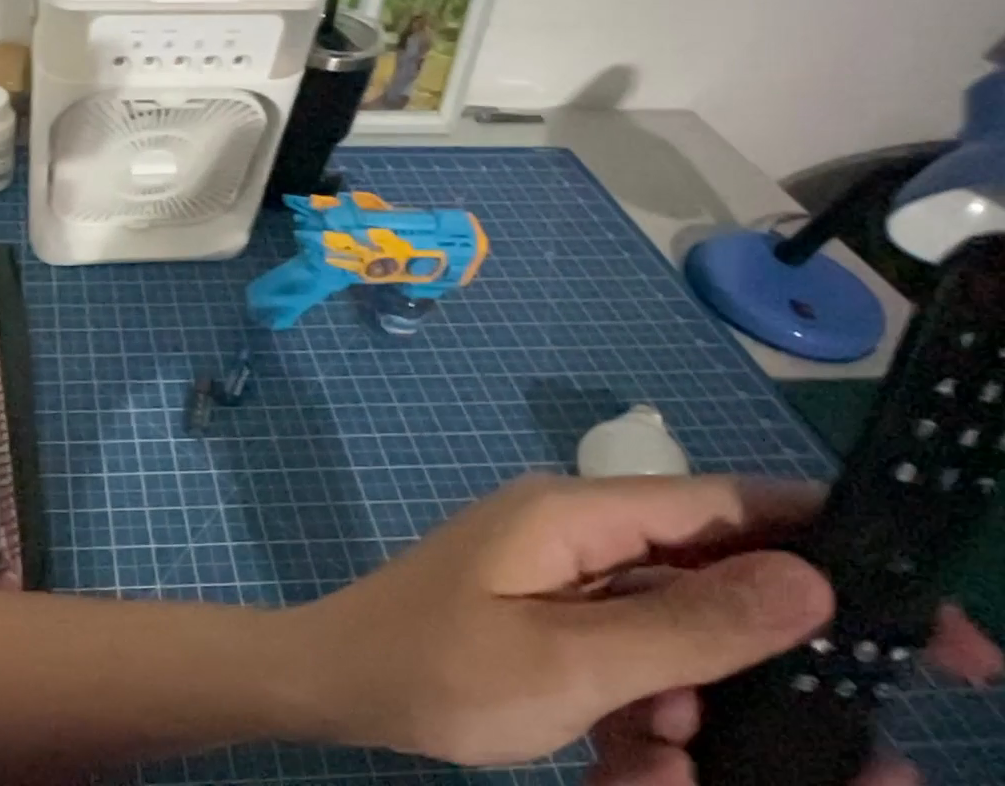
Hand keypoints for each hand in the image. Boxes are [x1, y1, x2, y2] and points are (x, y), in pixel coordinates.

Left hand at [276, 473, 997, 768]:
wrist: (334, 684)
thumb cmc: (438, 669)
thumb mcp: (574, 661)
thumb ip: (690, 623)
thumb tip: (808, 578)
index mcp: (576, 516)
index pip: (728, 507)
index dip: (832, 549)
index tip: (932, 623)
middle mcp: (571, 534)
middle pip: (709, 581)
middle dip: (773, 663)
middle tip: (851, 751)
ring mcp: (554, 578)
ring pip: (670, 637)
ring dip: (695, 706)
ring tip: (667, 764)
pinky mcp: (540, 620)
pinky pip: (619, 661)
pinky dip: (638, 714)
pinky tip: (626, 766)